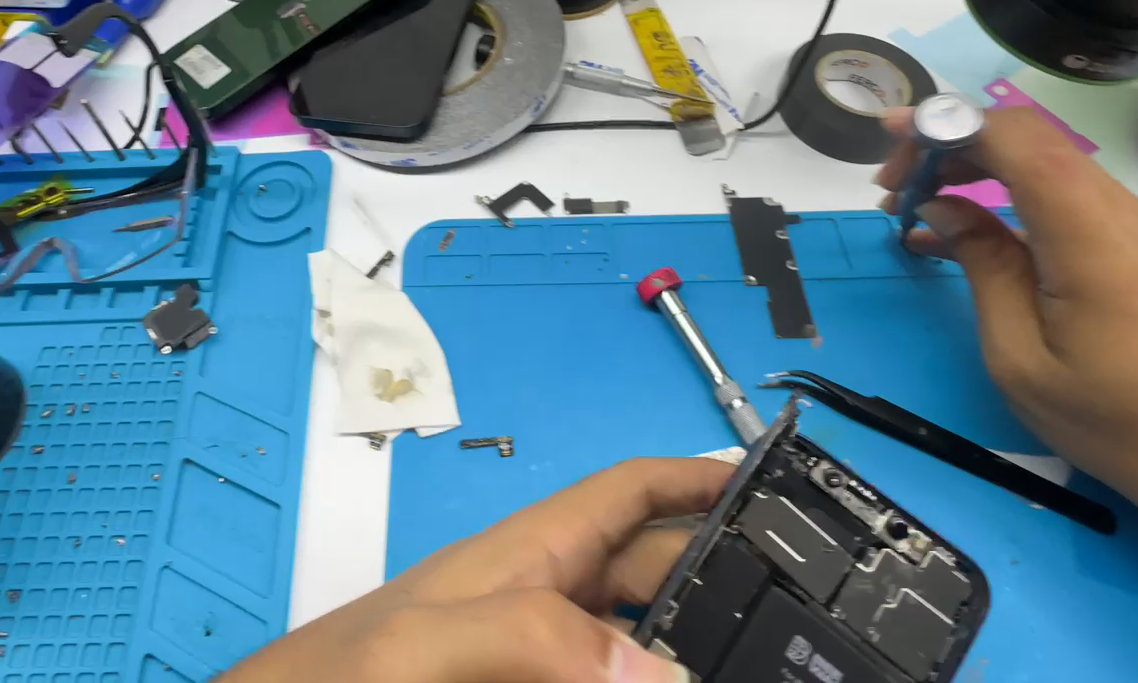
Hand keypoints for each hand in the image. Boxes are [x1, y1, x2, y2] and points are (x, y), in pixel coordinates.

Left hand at [222, 458, 725, 682]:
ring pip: (634, 644)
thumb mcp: (435, 640)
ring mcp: (537, 653)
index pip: (626, 492)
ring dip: (685, 652)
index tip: (759, 485)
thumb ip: (536, 638)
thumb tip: (661, 673)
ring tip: (752, 660)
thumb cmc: (349, 670)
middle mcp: (545, 594)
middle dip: (715, 582)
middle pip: (650, 572)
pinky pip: (603, 680)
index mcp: (531, 551)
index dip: (691, 476)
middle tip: (787, 620)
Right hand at [874, 106, 1137, 681]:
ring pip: (1043, 165)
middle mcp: (1121, 213)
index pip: (1015, 138)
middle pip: (1025, 140)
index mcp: (1090, 236)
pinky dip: (1005, 198)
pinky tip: (966, 236)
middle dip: (949, 148)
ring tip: (917, 213)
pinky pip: (1063, 198)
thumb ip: (981, 266)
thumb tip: (941, 207)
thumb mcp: (1019, 356)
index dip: (947, 123)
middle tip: (892, 192)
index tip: (890, 140)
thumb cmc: (1120, 424)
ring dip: (973, 172)